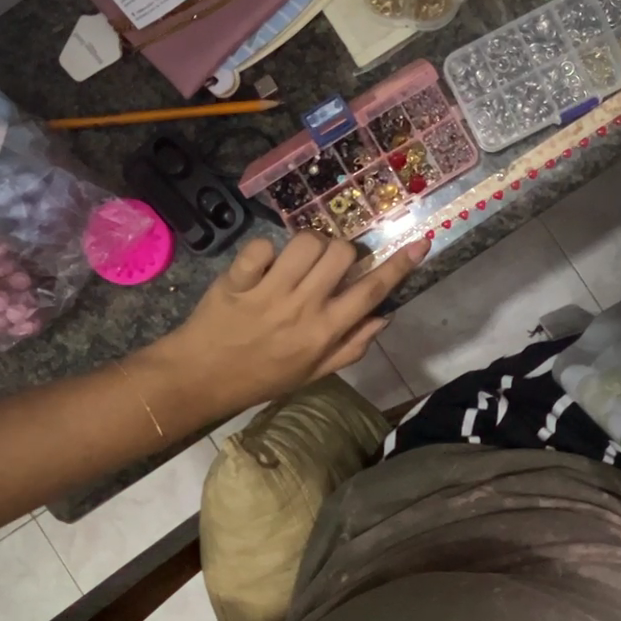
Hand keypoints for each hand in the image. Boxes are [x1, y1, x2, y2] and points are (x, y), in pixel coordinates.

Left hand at [148, 232, 428, 416]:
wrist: (200, 378)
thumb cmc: (262, 377)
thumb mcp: (313, 373)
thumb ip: (351, 346)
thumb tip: (384, 317)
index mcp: (324, 332)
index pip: (371, 292)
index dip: (399, 265)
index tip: (420, 243)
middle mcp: (301, 307)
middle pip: (342, 254)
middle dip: (344, 250)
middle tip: (331, 264)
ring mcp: (268, 291)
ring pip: (306, 242)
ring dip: (310, 245)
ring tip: (300, 261)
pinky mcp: (238, 279)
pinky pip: (262, 246)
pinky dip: (266, 251)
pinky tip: (263, 267)